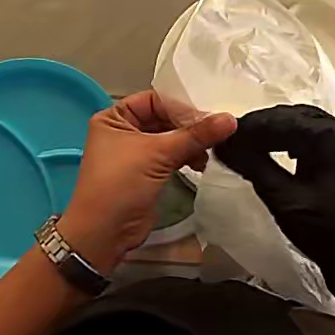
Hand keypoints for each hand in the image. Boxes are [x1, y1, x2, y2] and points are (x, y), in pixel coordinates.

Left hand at [60, 91, 236, 273]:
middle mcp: (124, 131)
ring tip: (210, 151)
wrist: (104, 233)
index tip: (210, 115)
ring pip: (170, 139)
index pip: (154, 100)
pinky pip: (172, 156)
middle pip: (164, 119)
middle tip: (217, 132)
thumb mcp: (157, 154)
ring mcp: (136, 153)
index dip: (181, 106)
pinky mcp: (147, 173)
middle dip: (189, 126)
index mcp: (115, 117)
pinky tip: (202, 163)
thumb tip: (230, 119)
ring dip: (191, 143)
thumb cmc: (120, 185)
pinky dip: (187, 157)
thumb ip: (194, 135)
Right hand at [214, 105, 334, 331]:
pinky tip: (275, 152)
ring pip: (305, 125)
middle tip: (234, 139)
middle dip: (263, 126)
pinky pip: (315, 138)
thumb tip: (221, 145)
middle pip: (295, 117)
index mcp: (333, 138)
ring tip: (249, 145)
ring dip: (276, 132)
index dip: (251, 126)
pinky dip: (292, 141)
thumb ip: (252, 166)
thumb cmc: (325, 231)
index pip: (283, 120)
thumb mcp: (283, 198)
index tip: (224, 135)